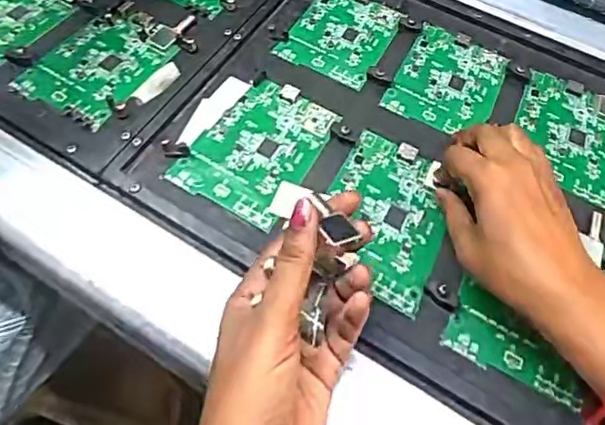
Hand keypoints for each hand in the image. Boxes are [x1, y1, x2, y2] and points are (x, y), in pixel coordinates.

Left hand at [202, 194, 373, 424]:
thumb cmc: (242, 403)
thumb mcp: (272, 319)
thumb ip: (293, 263)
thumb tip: (303, 211)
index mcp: (254, 300)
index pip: (288, 245)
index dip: (315, 219)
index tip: (343, 200)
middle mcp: (276, 317)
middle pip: (314, 268)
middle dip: (339, 247)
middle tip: (362, 230)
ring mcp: (299, 342)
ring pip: (331, 297)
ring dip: (348, 281)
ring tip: (361, 274)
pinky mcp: (320, 368)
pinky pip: (342, 330)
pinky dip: (353, 313)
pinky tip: (359, 303)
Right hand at [434, 125, 604, 341]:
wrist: (563, 284)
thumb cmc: (515, 272)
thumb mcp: (470, 249)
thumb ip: (452, 214)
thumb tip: (444, 196)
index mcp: (488, 178)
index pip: (457, 154)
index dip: (444, 166)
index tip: (443, 180)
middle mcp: (512, 163)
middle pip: (483, 131)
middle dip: (465, 140)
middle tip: (457, 159)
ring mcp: (534, 166)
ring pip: (509, 130)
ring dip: (491, 136)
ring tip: (482, 156)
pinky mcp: (549, 176)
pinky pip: (529, 144)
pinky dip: (514, 145)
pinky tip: (508, 165)